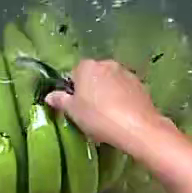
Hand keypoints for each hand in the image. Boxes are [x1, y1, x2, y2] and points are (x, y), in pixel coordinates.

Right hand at [45, 59, 169, 149]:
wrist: (137, 128)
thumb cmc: (98, 117)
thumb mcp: (73, 111)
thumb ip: (60, 100)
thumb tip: (50, 96)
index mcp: (87, 66)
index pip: (74, 73)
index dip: (72, 88)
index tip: (74, 104)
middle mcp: (107, 64)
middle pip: (93, 75)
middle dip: (90, 88)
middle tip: (88, 109)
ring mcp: (126, 73)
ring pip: (110, 81)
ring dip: (107, 92)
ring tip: (106, 113)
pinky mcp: (141, 85)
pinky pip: (124, 89)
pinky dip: (121, 98)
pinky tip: (121, 114)